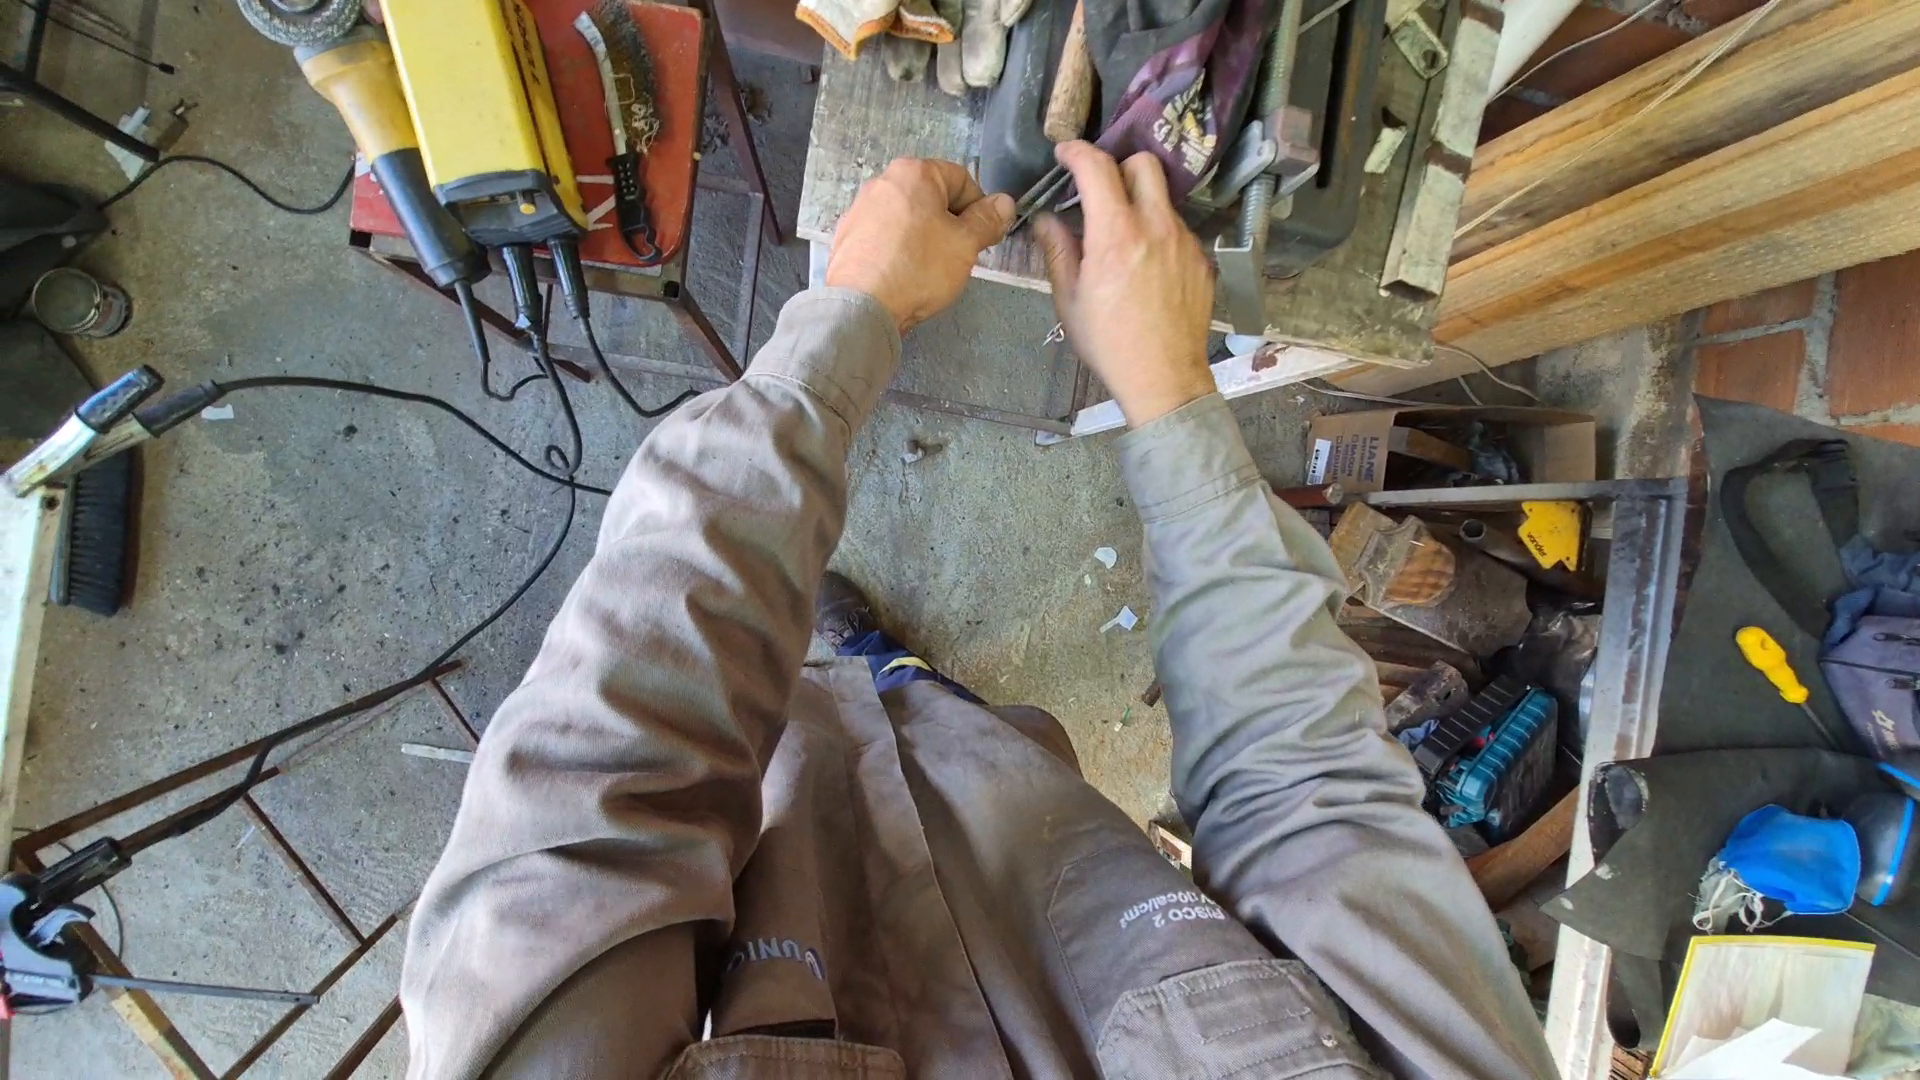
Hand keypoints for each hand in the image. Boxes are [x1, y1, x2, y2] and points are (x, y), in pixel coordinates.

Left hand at [827, 158, 1014, 333]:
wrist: (863, 306)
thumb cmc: (918, 268)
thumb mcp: (965, 244)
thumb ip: (987, 221)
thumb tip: (1004, 203)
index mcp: (914, 173)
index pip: (962, 179)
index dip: (980, 208)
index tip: (984, 237)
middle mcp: (882, 182)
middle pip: (931, 199)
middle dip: (951, 225)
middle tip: (959, 257)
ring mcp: (860, 211)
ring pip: (907, 220)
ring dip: (925, 240)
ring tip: (930, 271)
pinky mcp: (848, 239)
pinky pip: (885, 239)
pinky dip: (899, 252)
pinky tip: (904, 276)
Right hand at [1036, 142, 1214, 427]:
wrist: (1163, 378)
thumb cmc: (1109, 344)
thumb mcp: (1070, 300)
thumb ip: (1058, 251)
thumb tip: (1046, 220)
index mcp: (1115, 236)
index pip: (1096, 168)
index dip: (1076, 152)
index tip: (1065, 154)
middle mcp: (1155, 227)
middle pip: (1143, 164)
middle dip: (1117, 168)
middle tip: (1099, 192)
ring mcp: (1185, 241)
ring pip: (1163, 198)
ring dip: (1139, 203)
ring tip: (1123, 238)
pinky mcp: (1202, 259)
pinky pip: (1178, 228)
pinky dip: (1158, 233)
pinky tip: (1147, 266)